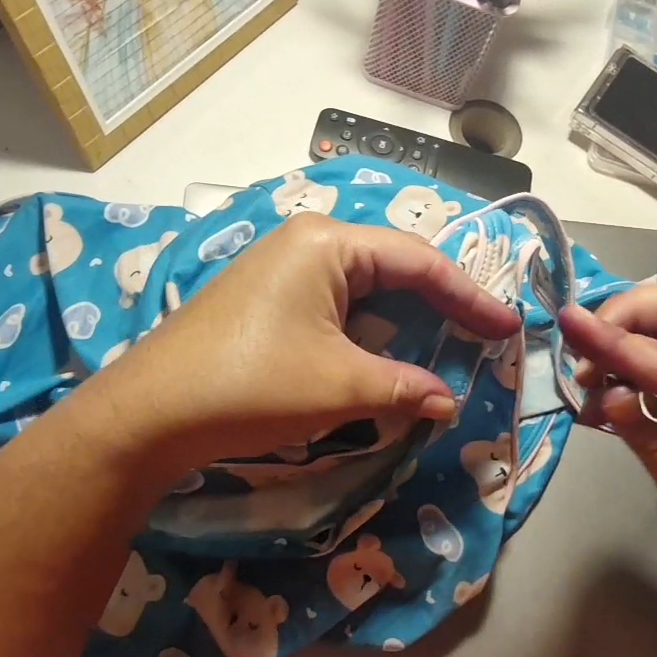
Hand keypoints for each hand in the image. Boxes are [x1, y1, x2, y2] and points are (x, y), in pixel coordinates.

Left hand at [78, 213, 520, 475]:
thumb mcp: (341, 386)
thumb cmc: (251, 385)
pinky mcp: (269, 299)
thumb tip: (448, 402)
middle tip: (486, 336)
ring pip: (367, 288)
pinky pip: (339, 305)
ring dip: (408, 319)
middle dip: (443, 304)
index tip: (508, 326)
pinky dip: (372, 330)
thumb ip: (406, 387)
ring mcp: (284, 269)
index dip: (470, 297)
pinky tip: (390, 354)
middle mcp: (308, 242)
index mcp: (329, 243)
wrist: (148, 415)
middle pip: (395, 267)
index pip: (420, 261)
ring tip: (450, 345)